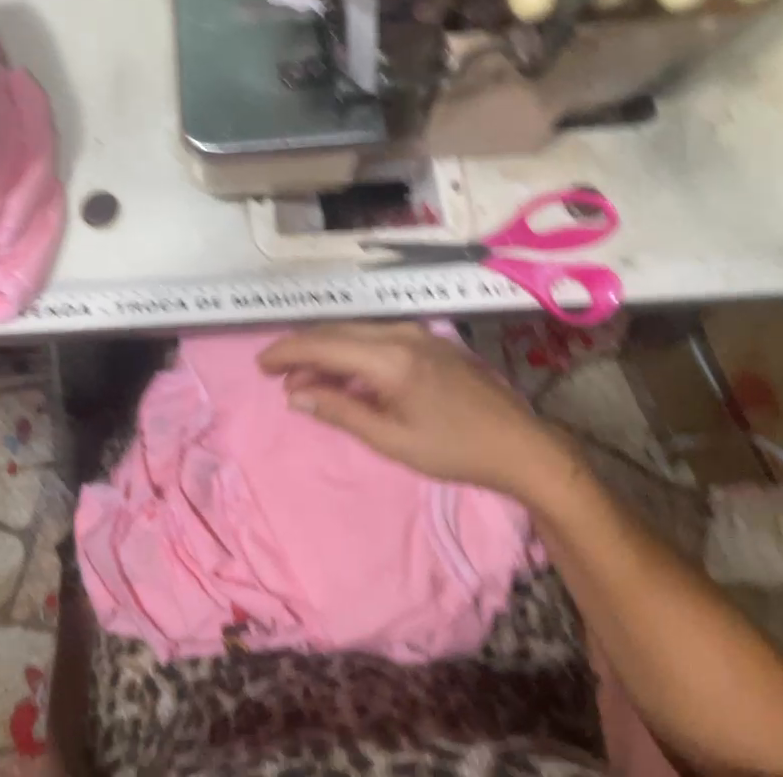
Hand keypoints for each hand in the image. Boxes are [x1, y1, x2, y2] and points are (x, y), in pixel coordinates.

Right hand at [258, 322, 582, 503]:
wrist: (522, 447)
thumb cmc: (454, 450)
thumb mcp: (391, 439)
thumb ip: (339, 411)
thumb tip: (295, 394)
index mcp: (390, 357)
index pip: (324, 345)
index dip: (287, 352)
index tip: (260, 365)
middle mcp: (402, 334)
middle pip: (336, 332)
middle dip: (302, 350)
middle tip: (274, 373)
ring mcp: (420, 334)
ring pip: (356, 333)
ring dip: (326, 352)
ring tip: (302, 380)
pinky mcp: (431, 342)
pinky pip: (377, 339)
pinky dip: (351, 353)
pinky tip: (343, 375)